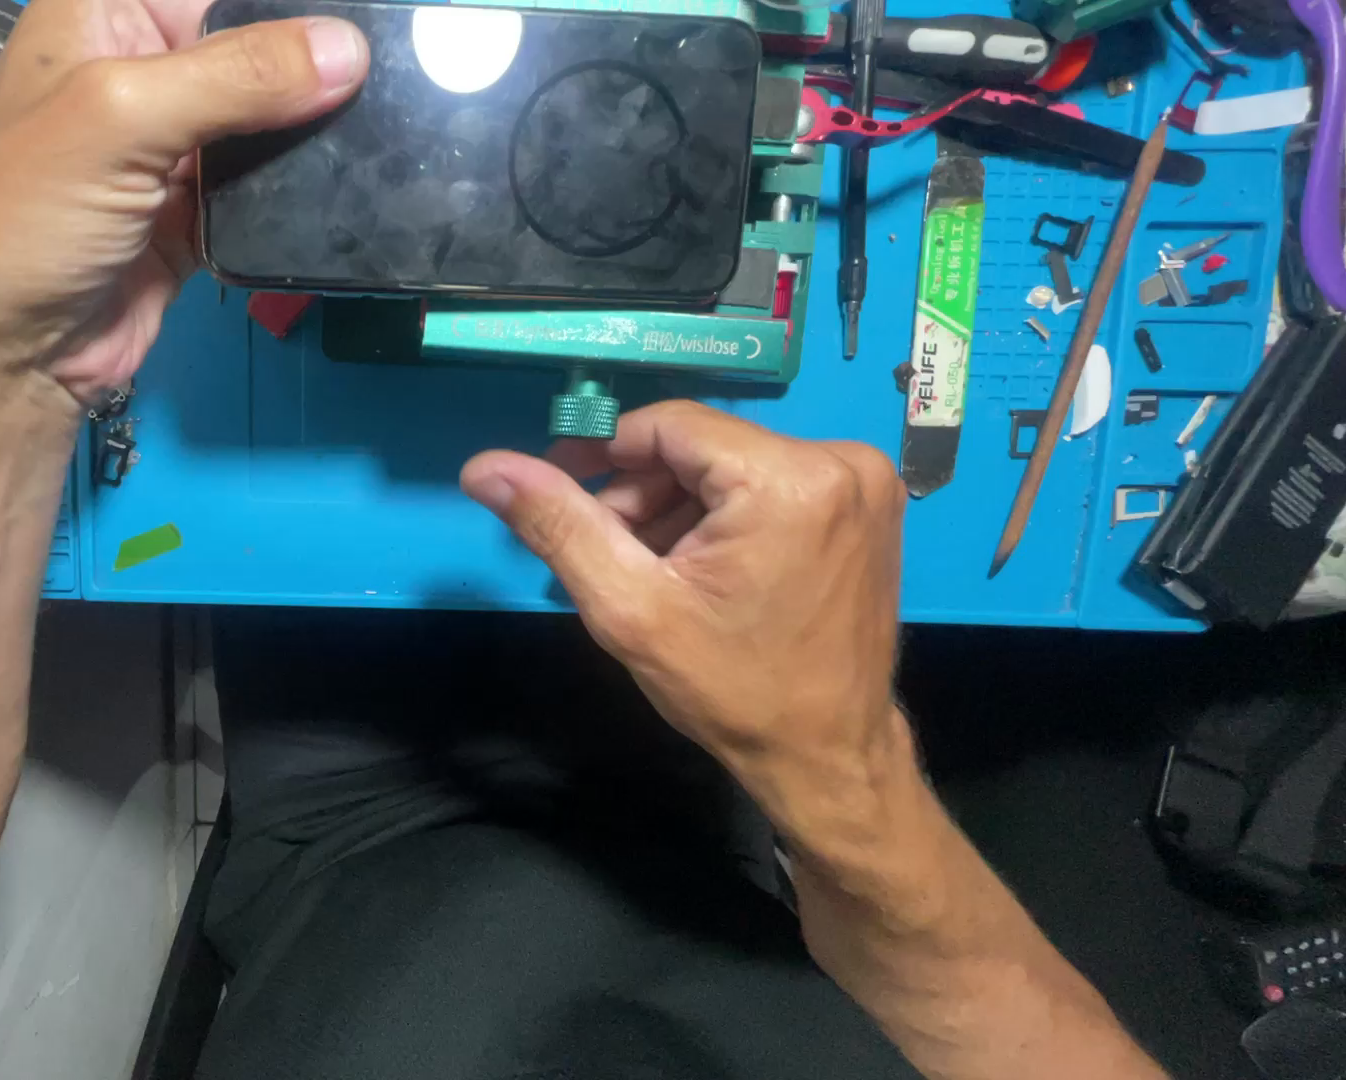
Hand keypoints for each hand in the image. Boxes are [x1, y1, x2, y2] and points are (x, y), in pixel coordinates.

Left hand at [0, 0, 367, 439]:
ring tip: (383, 135)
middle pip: (245, 58)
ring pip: (260, 130)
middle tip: (387, 83)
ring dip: (309, 137)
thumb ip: (235, 79)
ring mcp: (171, 159)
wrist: (16, 353)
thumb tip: (349, 50)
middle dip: (307, 72)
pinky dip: (293, 198)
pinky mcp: (196, 223)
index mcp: (104, 20)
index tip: (360, 28)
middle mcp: (142, 81)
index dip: (282, 11)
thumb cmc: (35, 219)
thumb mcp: (121, 119)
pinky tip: (343, 190)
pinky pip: (258, 197)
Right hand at [459, 401, 909, 845]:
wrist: (825, 756)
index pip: (667, 425)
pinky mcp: (862, 505)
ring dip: (672, 507)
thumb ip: (556, 525)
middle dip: (638, 493)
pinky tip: (698, 570)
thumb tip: (482, 467)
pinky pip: (760, 484)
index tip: (558, 486)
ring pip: (725, 464)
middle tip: (608, 552)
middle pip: (697, 446)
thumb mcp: (626, 607)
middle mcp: (839, 461)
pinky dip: (714, 516)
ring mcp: (861, 482)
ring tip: (651, 572)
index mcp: (788, 480)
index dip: (601, 451)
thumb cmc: (727, 687)